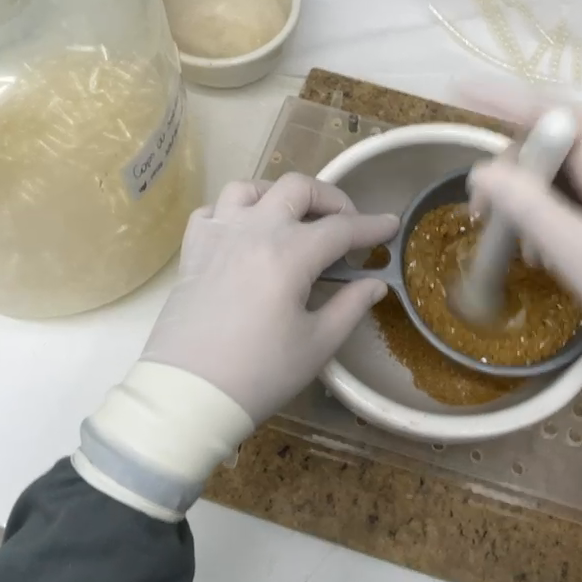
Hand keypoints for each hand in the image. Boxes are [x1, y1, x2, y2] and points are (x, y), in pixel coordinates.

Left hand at [141, 174, 398, 423]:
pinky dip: (235, 211)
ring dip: (280, 196)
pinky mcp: (193, 250)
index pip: (341, 229)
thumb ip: (351, 306)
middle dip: (331, 199)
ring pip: (250, 188)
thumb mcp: (317, 345)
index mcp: (289, 254)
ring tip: (294, 219)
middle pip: (297, 189)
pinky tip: (247, 233)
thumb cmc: (259, 374)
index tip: (392, 225)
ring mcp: (218, 236)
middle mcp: (253, 231)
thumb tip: (375, 283)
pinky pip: (214, 209)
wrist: (189, 394)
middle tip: (346, 225)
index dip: (371, 226)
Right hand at [467, 100, 581, 361]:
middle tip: (486, 219)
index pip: (552, 113)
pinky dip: (569, 216)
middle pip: (561, 147)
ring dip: (543, 204)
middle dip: (518, 175)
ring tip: (527, 252)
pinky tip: (558, 253)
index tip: (458, 91)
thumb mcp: (579, 254)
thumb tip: (482, 170)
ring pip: (578, 176)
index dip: (502, 100)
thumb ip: (527, 206)